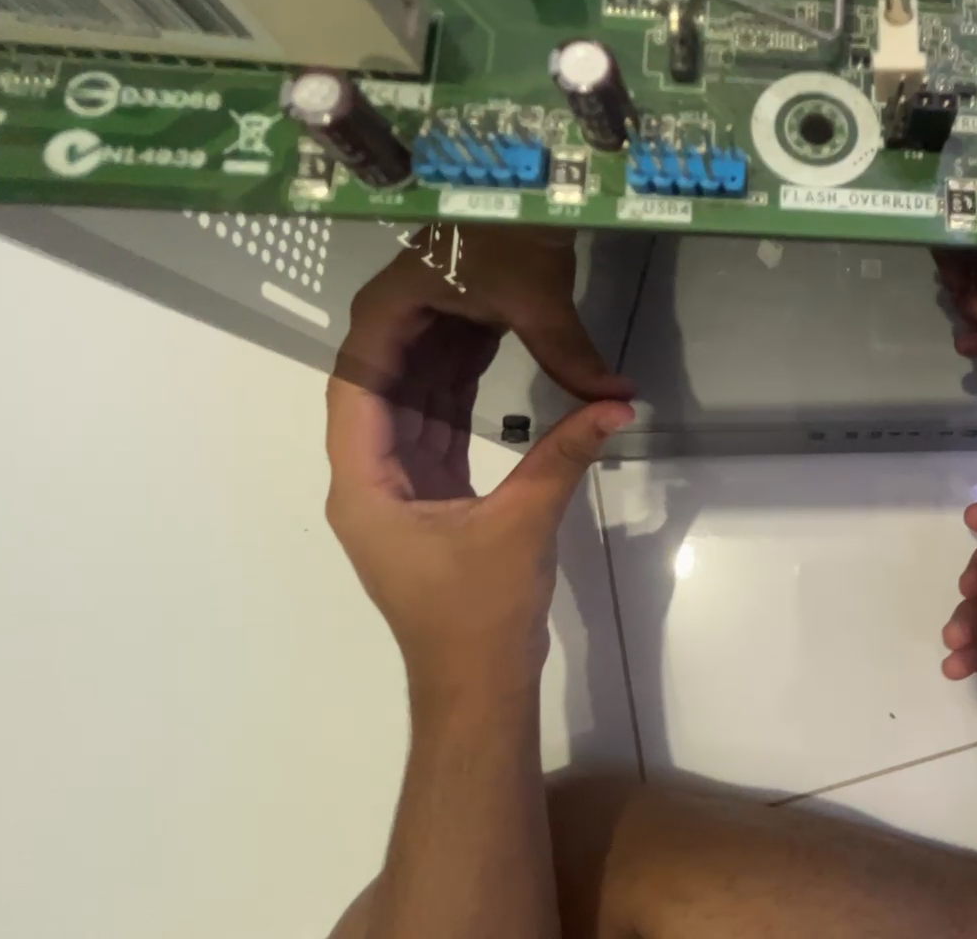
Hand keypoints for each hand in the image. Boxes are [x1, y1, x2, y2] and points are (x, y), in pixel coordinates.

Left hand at [326, 229, 634, 701]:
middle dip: (419, 353)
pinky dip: (456, 416)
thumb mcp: (525, 522)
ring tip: (475, 326)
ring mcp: (400, 502)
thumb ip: (565, 455)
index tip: (422, 297)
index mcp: (366, 487)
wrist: (479, 680)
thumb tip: (620, 402)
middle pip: (383, 404)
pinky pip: (436, 448)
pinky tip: (483, 383)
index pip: (356, 395)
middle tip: (462, 300)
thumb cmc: (481, 608)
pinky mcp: (431, 513)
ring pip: (410, 426)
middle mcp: (370, 488)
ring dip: (438, 382)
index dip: (383, 342)